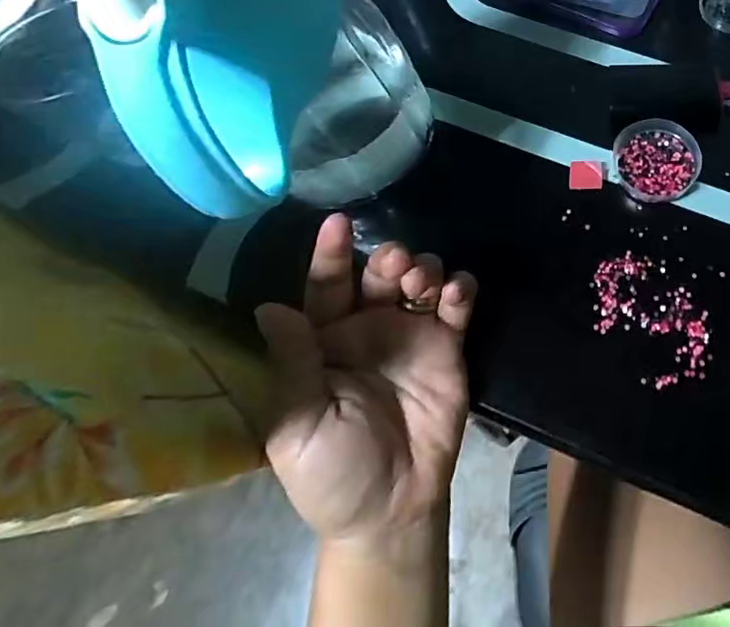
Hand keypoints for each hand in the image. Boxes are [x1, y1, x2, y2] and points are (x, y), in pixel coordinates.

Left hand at [257, 214, 477, 549]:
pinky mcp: (448, 346)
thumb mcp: (298, 425)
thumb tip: (269, 307)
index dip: (330, 254)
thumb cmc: (332, 473)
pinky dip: (460, 289)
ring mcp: (411, 333)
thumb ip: (292, 364)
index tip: (335, 222)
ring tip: (423, 282)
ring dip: (423, 268)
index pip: (326, 285)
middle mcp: (368, 327)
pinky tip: (457, 291)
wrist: (391, 508)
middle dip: (388, 257)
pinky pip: (456, 307)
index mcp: (326, 340)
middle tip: (395, 261)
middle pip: (379, 273)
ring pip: (419, 280)